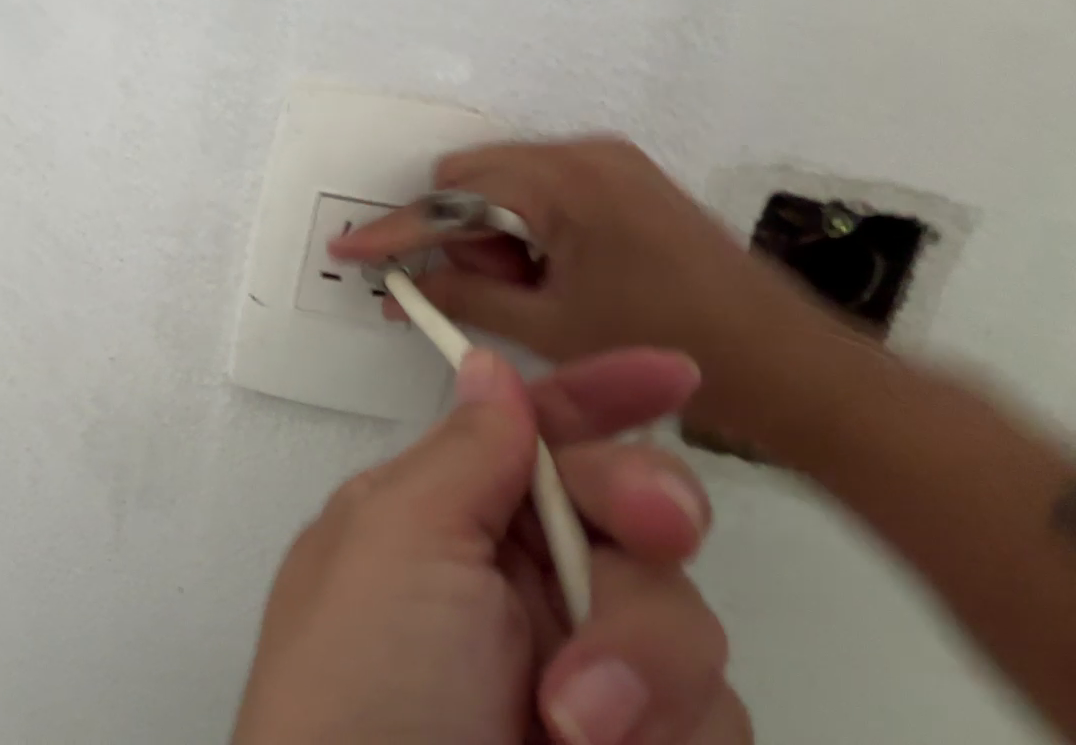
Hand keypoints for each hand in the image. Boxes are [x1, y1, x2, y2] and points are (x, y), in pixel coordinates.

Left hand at [233, 349, 749, 744]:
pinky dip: (671, 736)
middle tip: (656, 526)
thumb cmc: (362, 684)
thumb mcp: (392, 543)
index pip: (535, 434)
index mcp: (444, 517)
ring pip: (683, 617)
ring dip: (643, 664)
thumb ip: (460, 455)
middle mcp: (514, 582)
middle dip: (650, 508)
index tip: (672, 372)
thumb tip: (485, 368)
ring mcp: (578, 668)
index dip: (601, 396)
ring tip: (569, 726)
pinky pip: (712, 718)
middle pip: (630, 508)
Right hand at [329, 136, 840, 442]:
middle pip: (472, 179)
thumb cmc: (664, 345)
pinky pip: (539, 192)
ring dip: (490, 235)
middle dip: (453, 233)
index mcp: (563, 185)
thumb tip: (399, 289)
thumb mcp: (546, 326)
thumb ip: (463, 296)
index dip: (393, 229)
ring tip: (524, 290)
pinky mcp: (621, 180)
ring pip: (503, 185)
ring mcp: (607, 163)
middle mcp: (583, 155)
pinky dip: (522, 230)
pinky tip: (546, 274)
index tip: (346, 250)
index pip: (449, 199)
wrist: (787, 365)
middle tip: (476, 288)